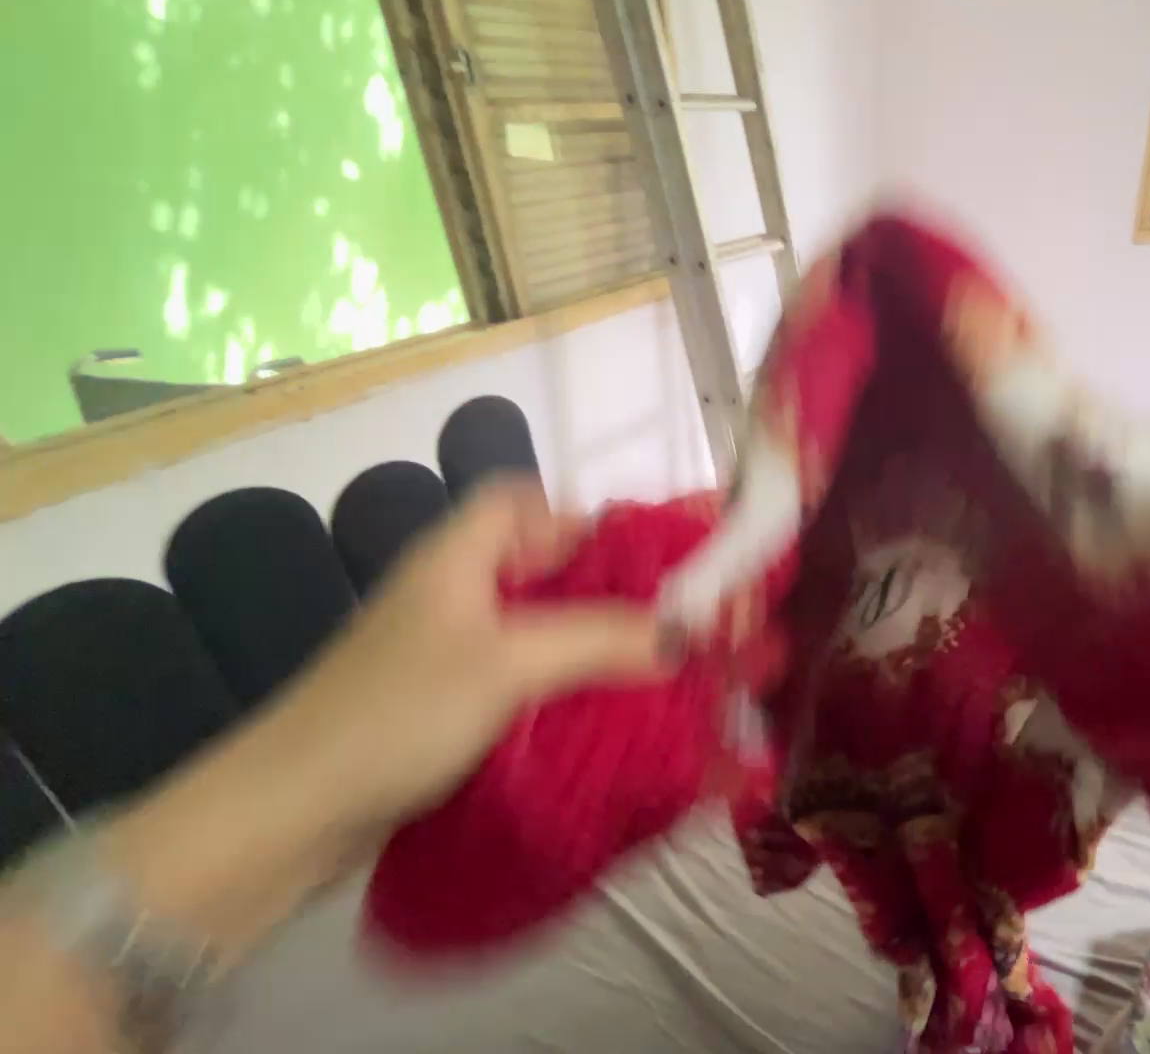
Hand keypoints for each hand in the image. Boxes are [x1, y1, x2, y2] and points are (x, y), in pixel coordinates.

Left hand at [101, 478, 669, 955]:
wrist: (286, 821)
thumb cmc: (394, 715)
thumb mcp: (507, 663)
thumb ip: (602, 637)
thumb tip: (689, 631)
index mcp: (460, 557)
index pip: (524, 501)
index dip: (581, 515)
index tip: (642, 553)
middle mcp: (462, 592)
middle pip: (550, 564)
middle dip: (615, 584)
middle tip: (678, 612)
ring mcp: (460, 650)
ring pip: (550, 622)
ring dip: (604, 638)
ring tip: (665, 658)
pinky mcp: (463, 700)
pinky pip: (539, 671)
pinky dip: (580, 678)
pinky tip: (618, 701)